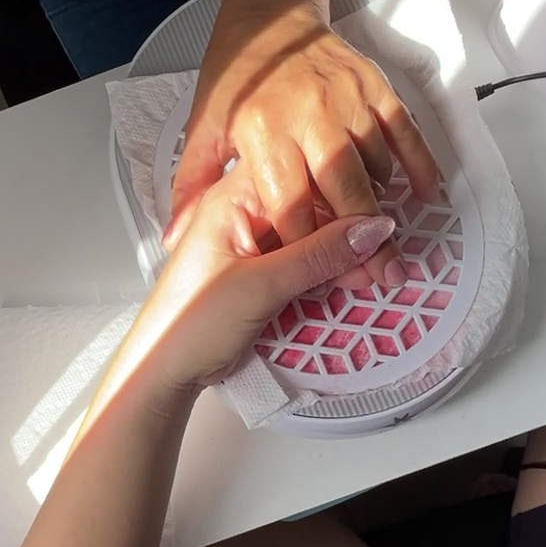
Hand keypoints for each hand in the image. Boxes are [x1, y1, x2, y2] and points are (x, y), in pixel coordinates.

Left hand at [121, 171, 393, 393]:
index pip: (304, 176)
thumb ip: (318, 255)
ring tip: (372, 279)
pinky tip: (350, 283)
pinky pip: (307, 259)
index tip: (380, 232)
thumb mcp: (259, 287)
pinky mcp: (262, 269)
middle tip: (383, 266)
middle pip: (314, 206)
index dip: (347, 200)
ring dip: (344, 256)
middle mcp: (245, 211)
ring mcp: (255, 240)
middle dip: (351, 235)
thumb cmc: (188, 323)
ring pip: (315, 234)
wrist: (162, 370)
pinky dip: (329, 271)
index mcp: (233, 197)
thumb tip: (374, 228)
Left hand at [169, 0, 441, 291]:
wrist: (270, 9)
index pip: (290, 205)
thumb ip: (191, 185)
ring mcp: (348, 99)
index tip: (324, 278)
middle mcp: (310, 115)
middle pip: (343, 192)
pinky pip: (406, 133)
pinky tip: (426, 196)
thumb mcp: (203, 127)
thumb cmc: (234, 75)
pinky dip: (420, 165)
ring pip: (377, 168)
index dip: (307, 248)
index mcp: (263, 131)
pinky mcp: (375, 86)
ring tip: (387, 242)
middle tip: (381, 278)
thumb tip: (173, 237)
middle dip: (363, 242)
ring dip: (383, 207)